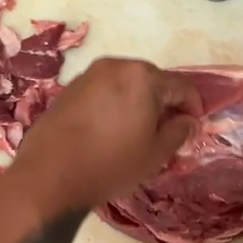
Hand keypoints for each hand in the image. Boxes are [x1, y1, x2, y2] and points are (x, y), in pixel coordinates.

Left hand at [4, 58, 200, 212]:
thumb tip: (189, 121)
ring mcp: (88, 76)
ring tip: (136, 133)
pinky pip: (103, 93)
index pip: (181, 86)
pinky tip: (109, 132)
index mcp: (143, 76)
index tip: (193, 128)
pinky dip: (113, 106)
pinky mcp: (68, 90)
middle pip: (152, 81)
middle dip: (163, 103)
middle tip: (165, 132)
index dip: (193, 107)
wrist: (49, 176)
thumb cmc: (111, 164)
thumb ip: (179, 132)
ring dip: (137, 103)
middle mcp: (115, 66)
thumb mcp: (156, 153)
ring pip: (125, 85)